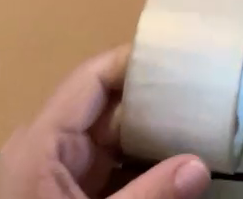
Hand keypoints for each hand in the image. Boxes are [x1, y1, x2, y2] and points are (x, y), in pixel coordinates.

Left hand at [0, 46, 211, 198]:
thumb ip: (149, 197)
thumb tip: (200, 164)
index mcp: (41, 143)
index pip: (92, 79)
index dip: (134, 61)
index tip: (180, 57)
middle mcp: (46, 148)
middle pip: (105, 104)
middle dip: (152, 98)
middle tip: (201, 87)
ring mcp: (56, 174)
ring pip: (112, 135)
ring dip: (151, 130)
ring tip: (199, 115)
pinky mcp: (68, 198)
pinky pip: (111, 165)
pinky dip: (142, 161)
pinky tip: (177, 158)